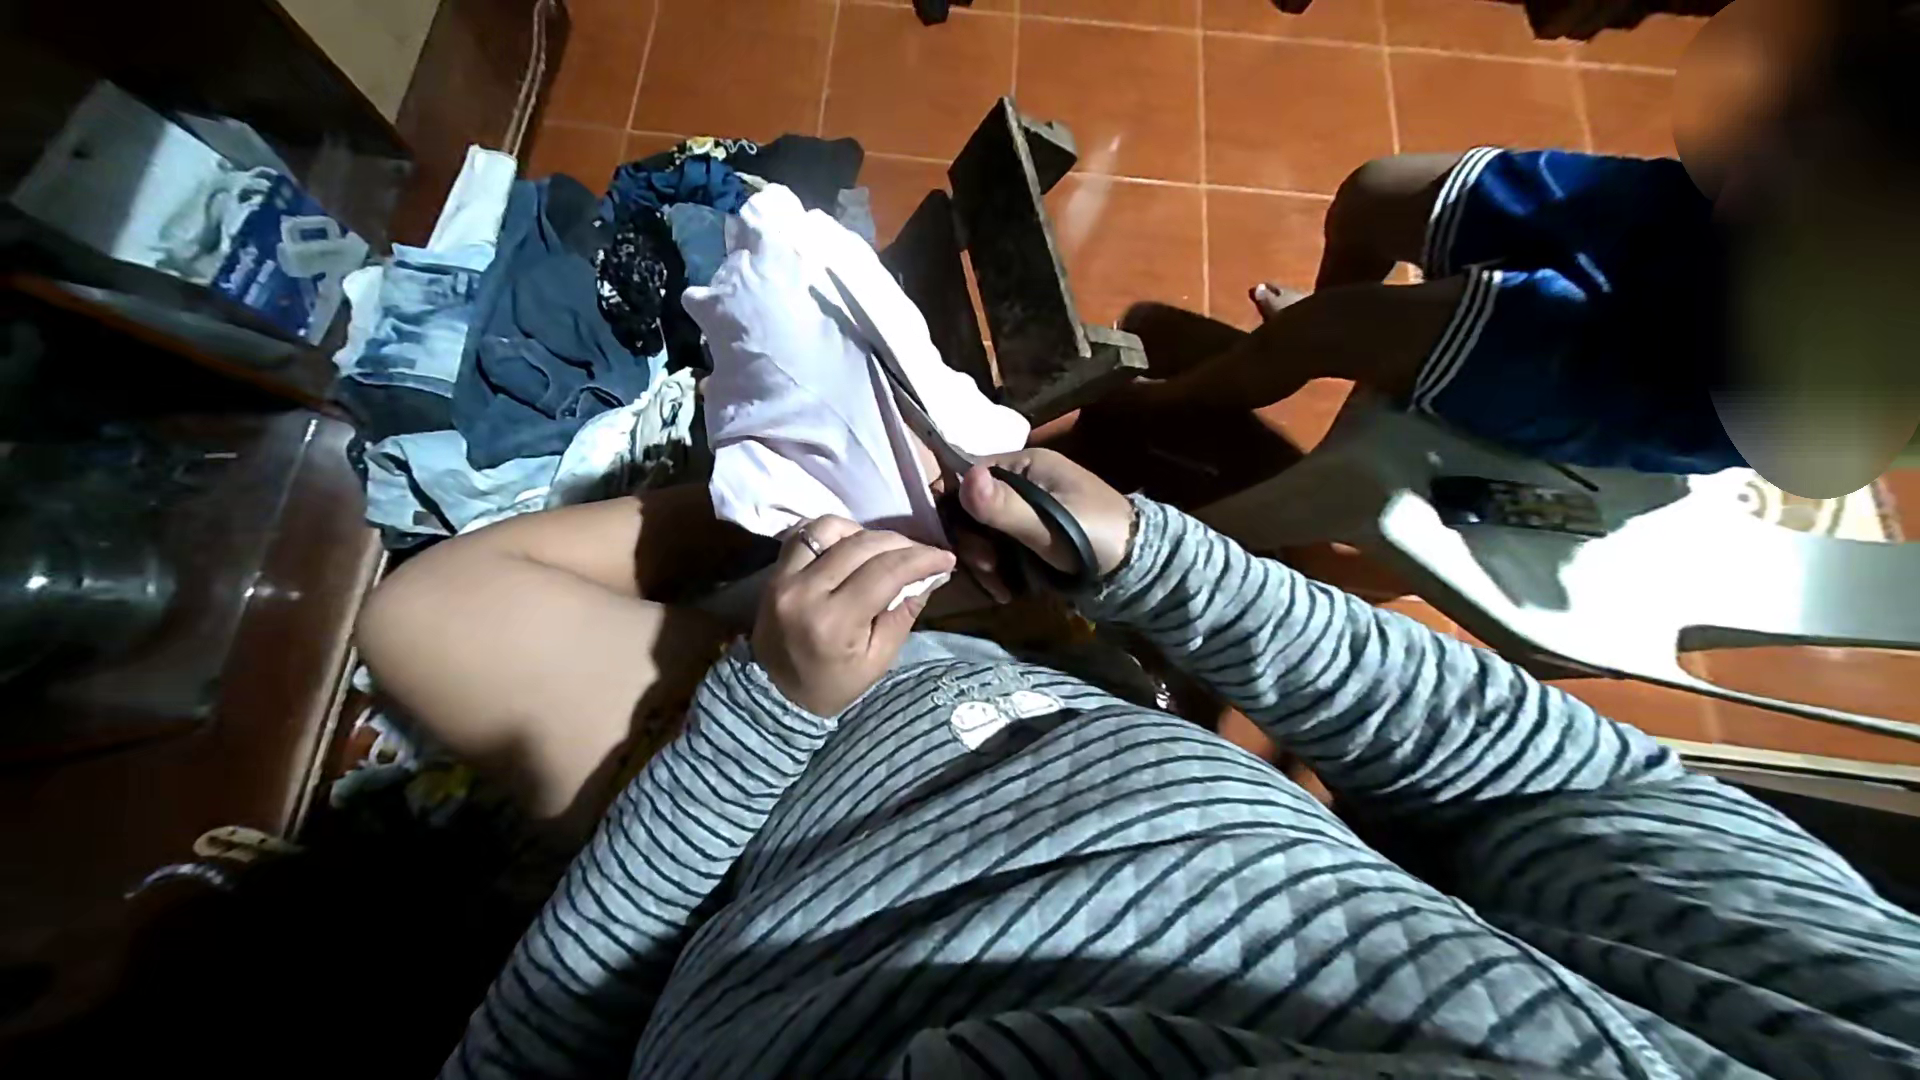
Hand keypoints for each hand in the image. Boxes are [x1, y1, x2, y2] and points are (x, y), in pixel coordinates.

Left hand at [751, 516, 955, 716]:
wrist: (774, 694)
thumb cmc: (833, 685)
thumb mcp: (878, 660)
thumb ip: (903, 614)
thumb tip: (930, 575)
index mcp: (835, 622)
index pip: (886, 572)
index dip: (921, 559)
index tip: (945, 558)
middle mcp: (806, 591)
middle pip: (863, 545)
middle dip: (903, 544)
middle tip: (923, 553)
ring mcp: (784, 577)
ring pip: (831, 529)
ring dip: (865, 532)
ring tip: (885, 549)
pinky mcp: (774, 572)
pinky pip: (805, 534)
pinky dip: (833, 532)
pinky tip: (851, 544)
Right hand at [954, 448, 1135, 600]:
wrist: (1137, 568)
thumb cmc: (1096, 536)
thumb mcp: (1049, 524)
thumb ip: (1005, 506)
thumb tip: (965, 478)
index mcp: (1026, 464)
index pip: (968, 476)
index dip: (958, 510)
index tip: (965, 545)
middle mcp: (1021, 482)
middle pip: (971, 509)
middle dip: (973, 544)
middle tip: (989, 569)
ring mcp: (1025, 509)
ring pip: (981, 533)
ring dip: (983, 563)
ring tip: (1001, 588)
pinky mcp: (1029, 535)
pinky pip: (998, 548)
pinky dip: (997, 570)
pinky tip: (1006, 591)